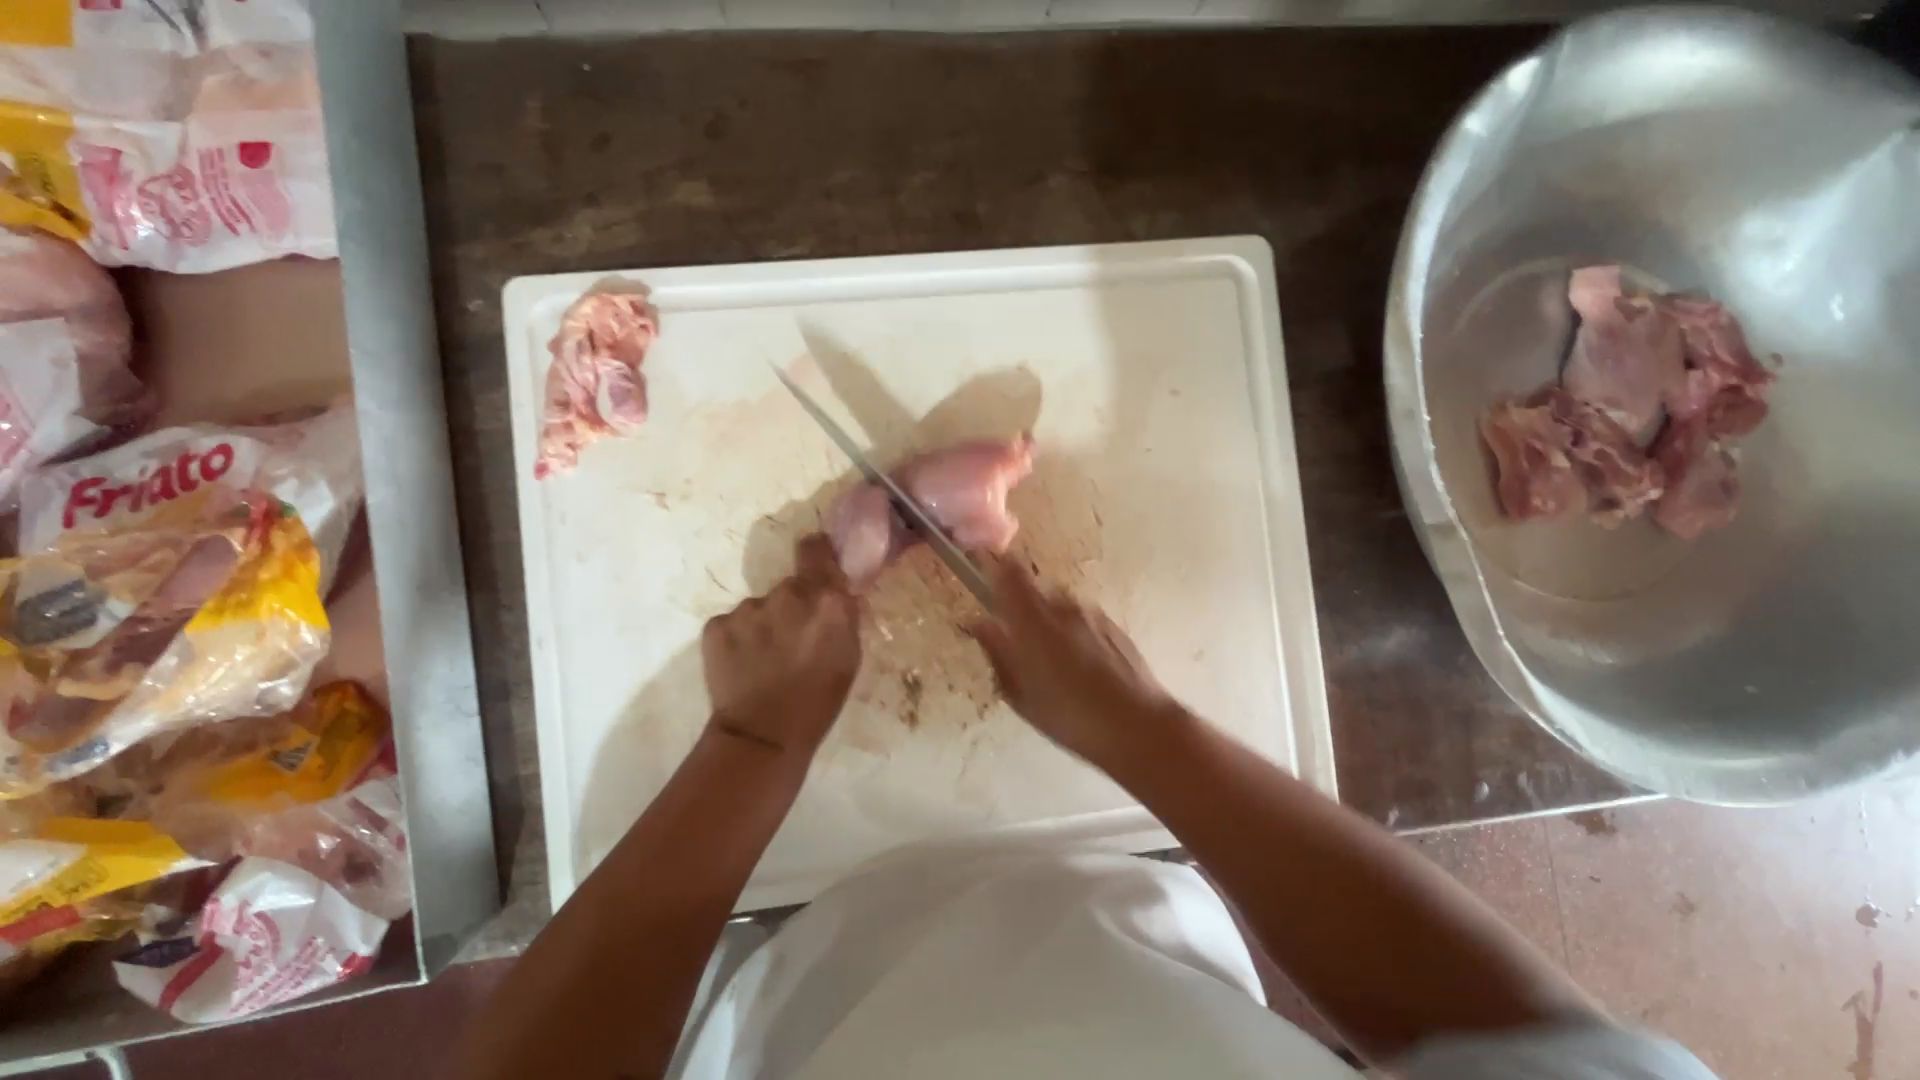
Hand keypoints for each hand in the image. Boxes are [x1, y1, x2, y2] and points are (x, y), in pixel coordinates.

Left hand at [702, 535, 861, 753]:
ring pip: (759, 608)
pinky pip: (732, 625)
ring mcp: (747, 608)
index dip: (816, 554)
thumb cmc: (819, 701)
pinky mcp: (716, 626)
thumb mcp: (849, 656)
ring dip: (764, 626)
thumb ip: (841, 616)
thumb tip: (835, 594)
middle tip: (793, 640)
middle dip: (793, 606)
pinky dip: (738, 641)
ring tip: (765, 662)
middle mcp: (787, 594)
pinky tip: (743, 667)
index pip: (816, 549)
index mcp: (826, 600)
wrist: (764, 736)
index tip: (815, 565)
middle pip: (790, 587)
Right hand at [967, 556, 1188, 767]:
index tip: (984, 570)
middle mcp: (1063, 608)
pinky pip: (1083, 621)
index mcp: (1033, 622)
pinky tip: (1081, 668)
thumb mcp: (1021, 696)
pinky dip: (1075, 634)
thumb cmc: (1070, 716)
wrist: (1137, 725)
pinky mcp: (1115, 627)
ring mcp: (1092, 616)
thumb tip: (982, 624)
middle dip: (1024, 609)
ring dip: (1052, 624)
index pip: (1009, 574)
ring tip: (1055, 663)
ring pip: (1061, 608)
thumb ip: (998, 654)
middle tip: (1021, 644)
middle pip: (1036, 592)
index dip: (995, 566)